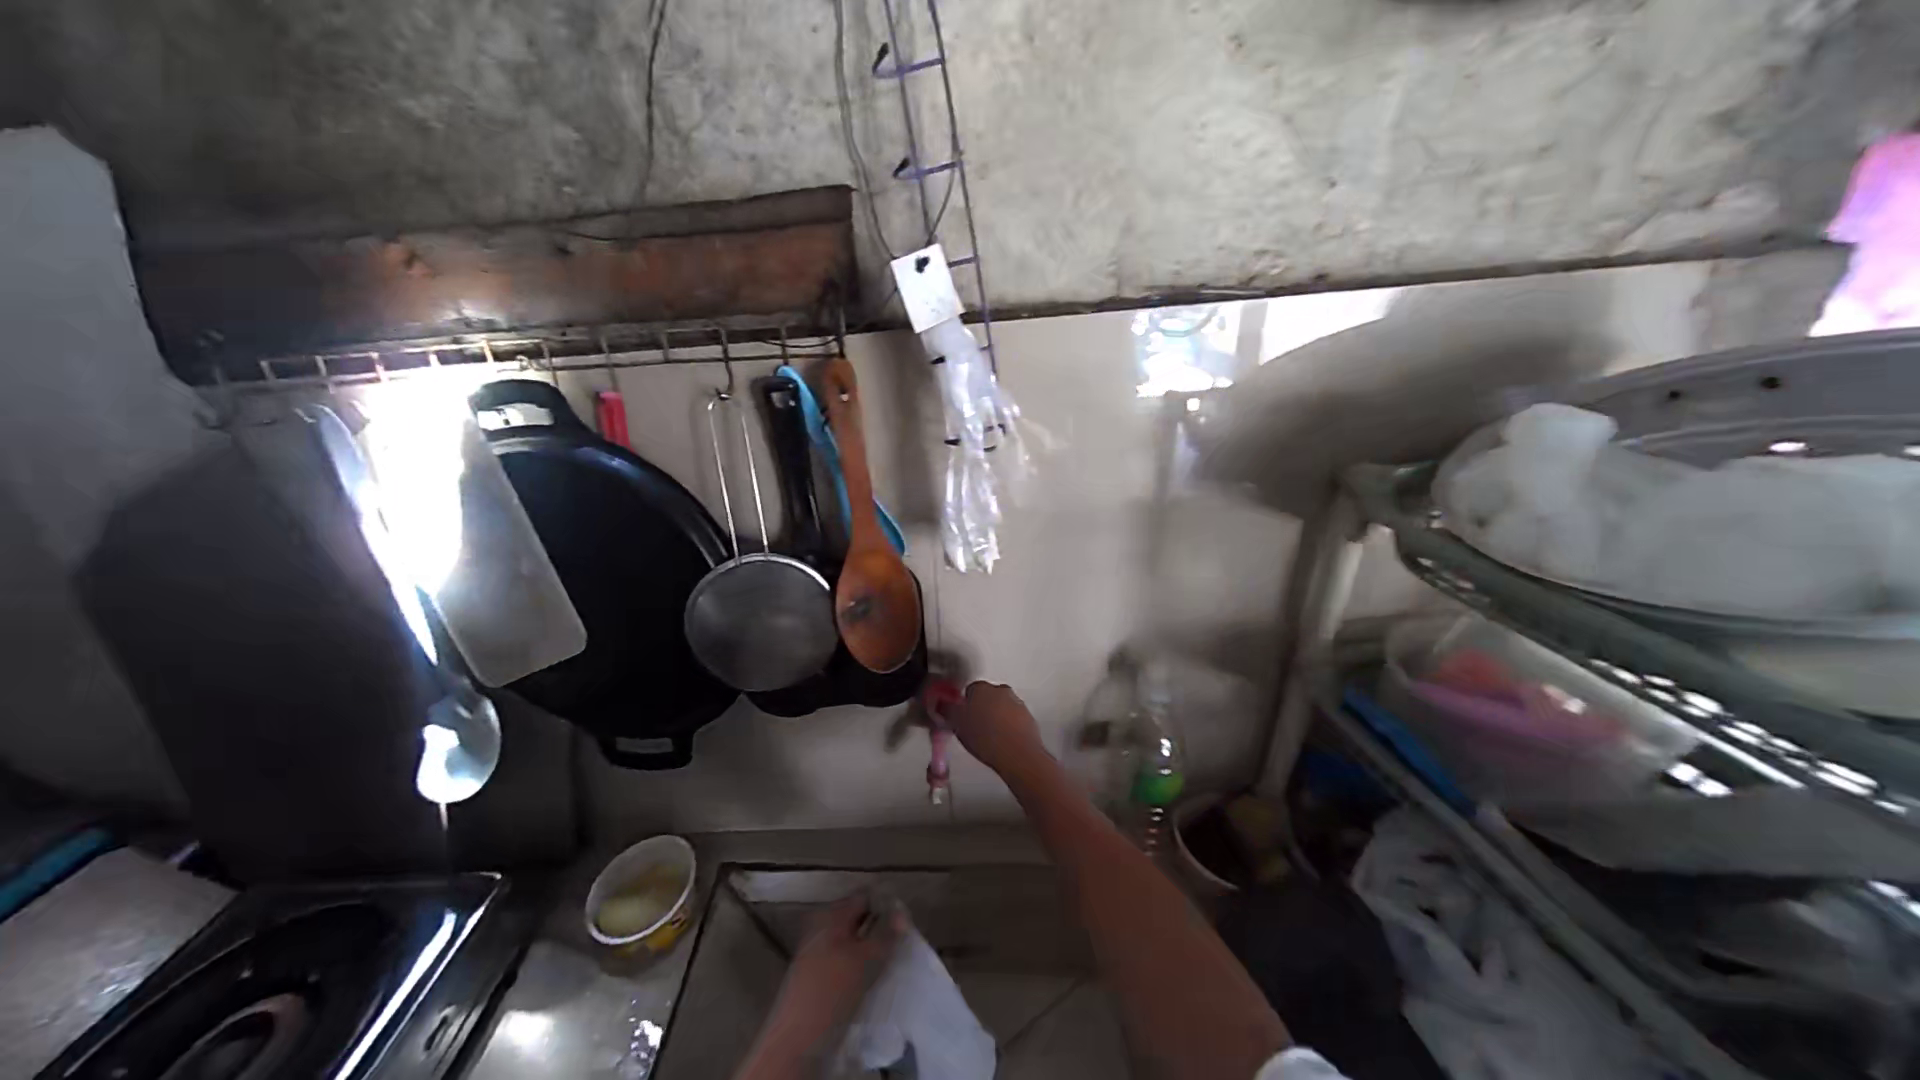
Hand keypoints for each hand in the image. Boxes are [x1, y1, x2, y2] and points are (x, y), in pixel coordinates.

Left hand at [768, 894, 902, 1044]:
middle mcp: (821, 923)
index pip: (865, 896)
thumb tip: (901, 912)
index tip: (902, 923)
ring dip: (866, 945)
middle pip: (856, 915)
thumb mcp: (867, 959)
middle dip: (876, 926)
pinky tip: (864, 975)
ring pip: (848, 936)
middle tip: (895, 943)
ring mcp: (814, 945)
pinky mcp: (812, 968)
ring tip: (883, 961)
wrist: (796, 1035)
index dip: (885, 905)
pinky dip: (854, 958)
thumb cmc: (833, 989)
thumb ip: (886, 933)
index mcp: (832, 913)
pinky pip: (840, 952)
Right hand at [943, 681, 1049, 778]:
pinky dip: (1009, 728)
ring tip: (988, 738)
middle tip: (974, 727)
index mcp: (982, 688)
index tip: (961, 717)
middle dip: (981, 709)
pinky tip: (1002, 743)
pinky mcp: (1029, 719)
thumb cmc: (985, 738)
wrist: (1017, 755)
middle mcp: (1002, 691)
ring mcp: (1018, 704)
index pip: (969, 690)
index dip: (964, 704)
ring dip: (996, 718)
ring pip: (1002, 708)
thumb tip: (941, 704)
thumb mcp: (956, 725)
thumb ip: (947, 711)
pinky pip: (1015, 720)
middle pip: (988, 697)